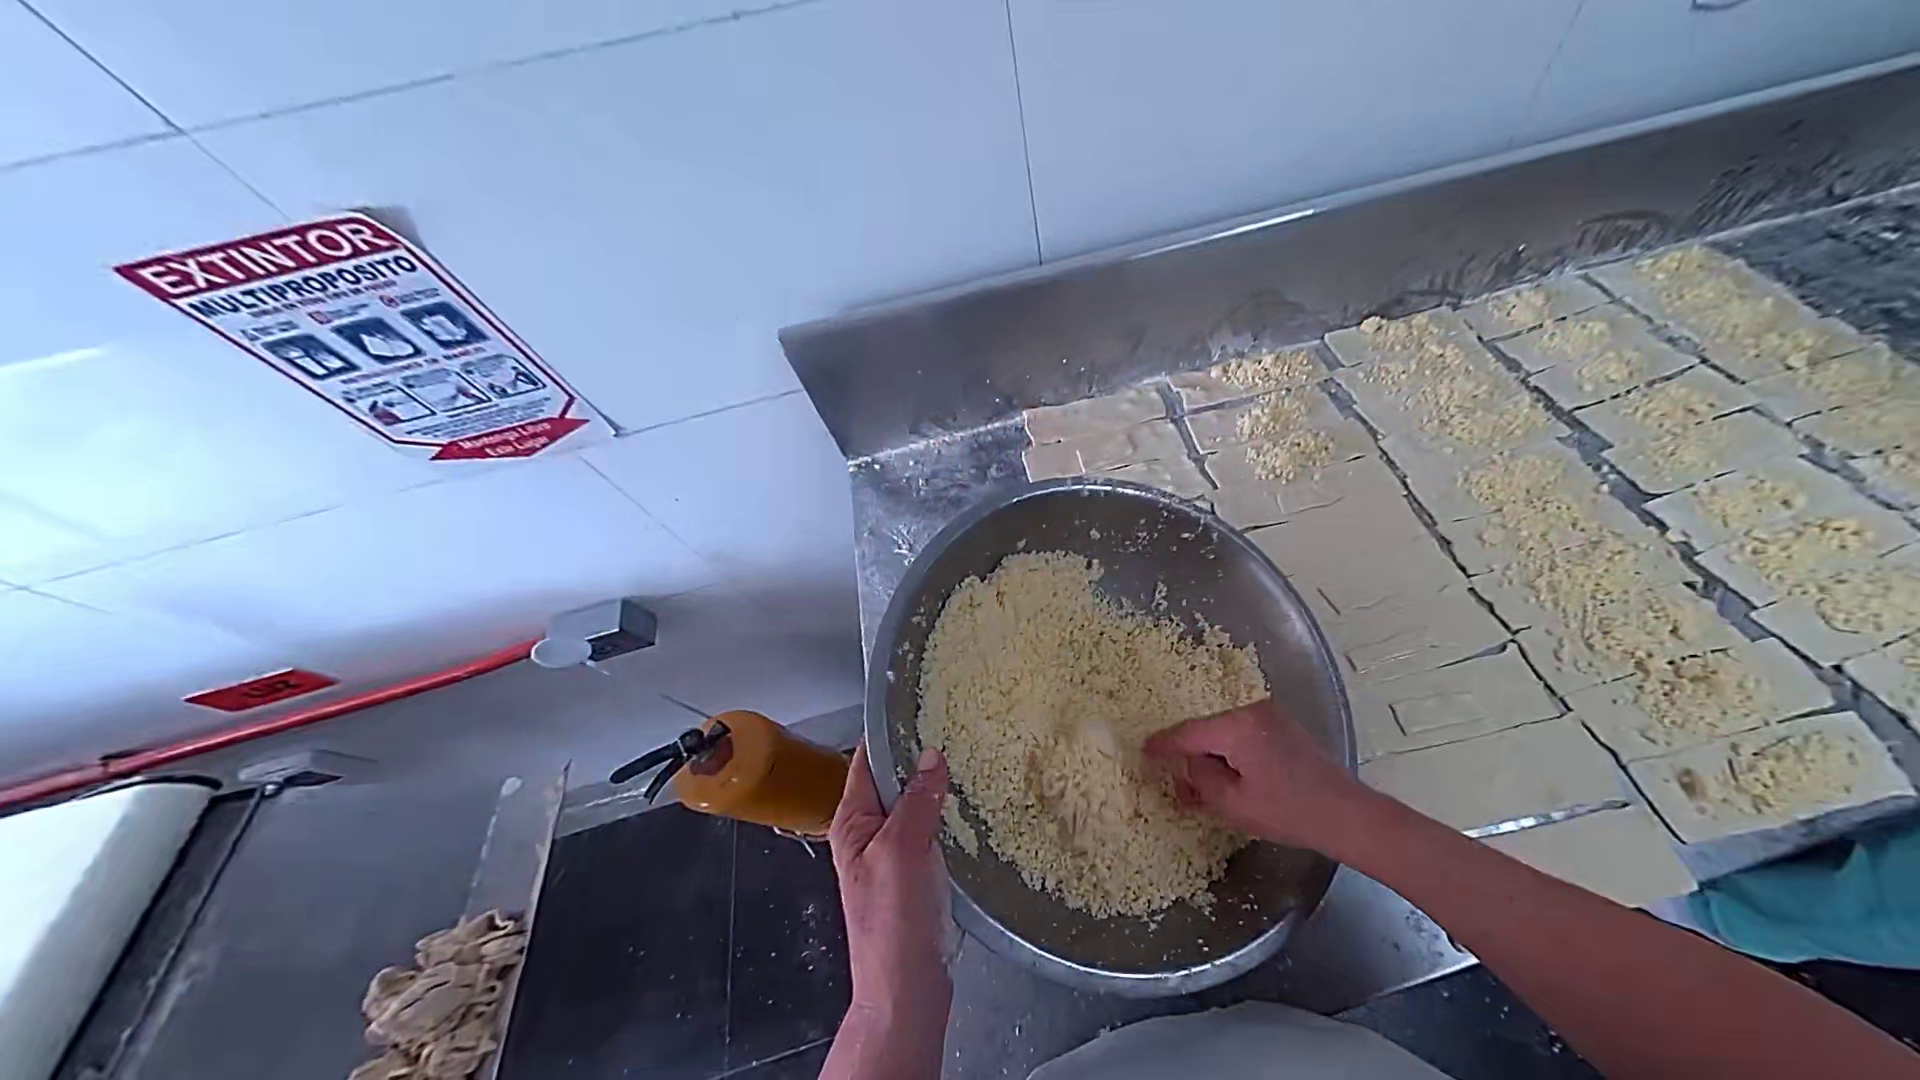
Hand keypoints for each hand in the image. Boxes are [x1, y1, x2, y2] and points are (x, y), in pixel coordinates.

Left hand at [828, 743, 953, 1015]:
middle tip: (955, 726)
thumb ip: (916, 801)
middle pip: (894, 779)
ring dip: (937, 785)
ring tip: (968, 755)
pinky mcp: (918, 870)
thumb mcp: (902, 850)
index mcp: (853, 820)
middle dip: (920, 756)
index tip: (919, 707)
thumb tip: (931, 756)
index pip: (867, 760)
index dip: (889, 733)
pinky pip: (932, 827)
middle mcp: (870, 831)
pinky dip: (948, 812)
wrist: (907, 988)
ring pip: (916, 803)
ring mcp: (895, 851)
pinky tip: (970, 801)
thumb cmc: (894, 921)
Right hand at [1142, 699, 1365, 850]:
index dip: (1164, 744)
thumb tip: (1189, 764)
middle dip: (1191, 752)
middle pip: (1206, 729)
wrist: (1349, 815)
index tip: (1144, 750)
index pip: (1188, 733)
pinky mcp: (1282, 724)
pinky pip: (1242, 732)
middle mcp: (1251, 710)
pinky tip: (1233, 773)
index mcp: (1237, 726)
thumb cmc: (1290, 812)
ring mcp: (1270, 714)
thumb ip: (1200, 778)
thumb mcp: (1233, 803)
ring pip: (1224, 731)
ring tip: (1208, 781)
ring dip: (1213, 752)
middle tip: (1178, 777)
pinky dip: (1232, 749)